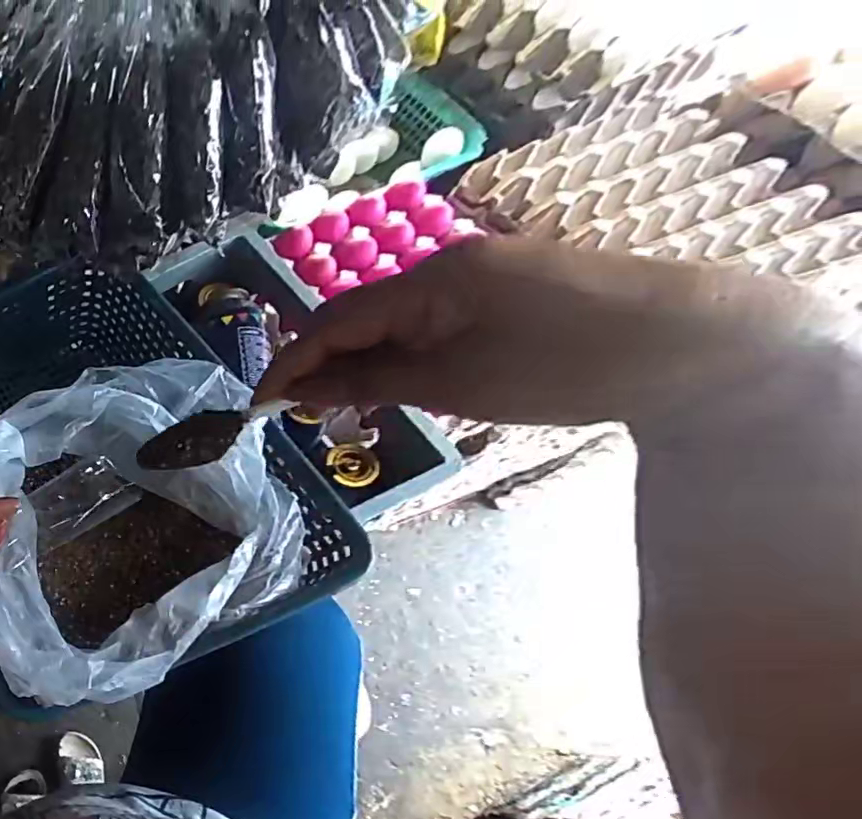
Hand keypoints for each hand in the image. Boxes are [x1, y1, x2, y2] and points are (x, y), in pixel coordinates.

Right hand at [255, 237, 831, 425]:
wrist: (702, 345)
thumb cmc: (561, 366)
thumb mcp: (450, 385)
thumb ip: (366, 383)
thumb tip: (299, 392)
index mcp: (427, 281)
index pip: (330, 324)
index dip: (287, 366)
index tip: (255, 405)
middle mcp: (442, 267)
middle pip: (351, 318)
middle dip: (313, 365)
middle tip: (289, 412)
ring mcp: (471, 277)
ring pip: (383, 322)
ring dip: (352, 363)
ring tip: (332, 408)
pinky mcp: (494, 293)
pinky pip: (418, 323)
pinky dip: (390, 355)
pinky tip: (384, 384)